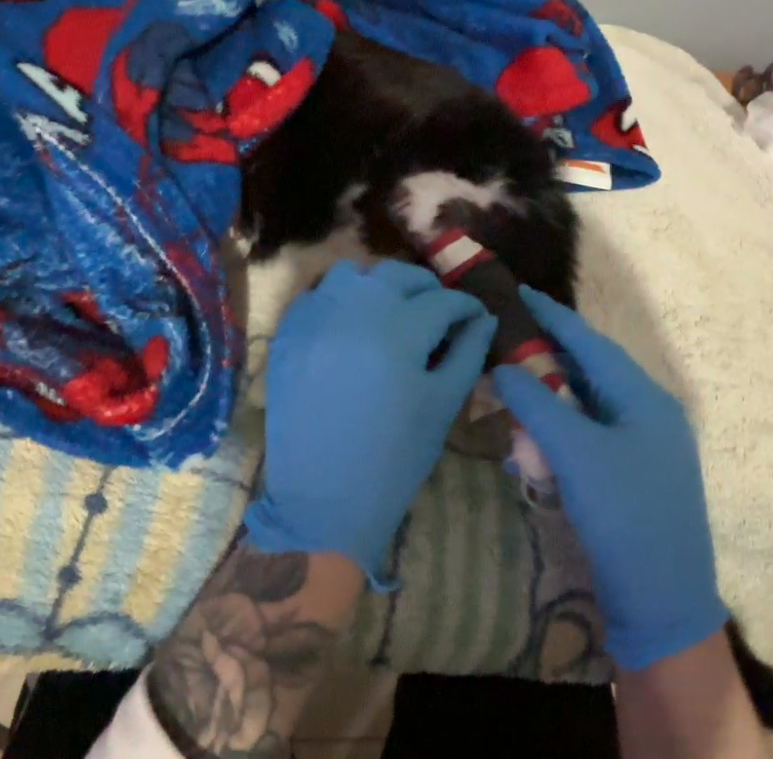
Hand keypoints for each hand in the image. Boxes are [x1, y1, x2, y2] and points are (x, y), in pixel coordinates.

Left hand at [244, 259, 496, 578]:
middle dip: (426, 288)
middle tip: (439, 311)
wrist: (324, 497)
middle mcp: (353, 311)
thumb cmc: (395, 457)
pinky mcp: (288, 333)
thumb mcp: (442, 404)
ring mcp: (314, 318)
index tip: (475, 317)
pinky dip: (340, 299)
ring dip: (379, 285)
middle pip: (397, 274)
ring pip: (352, 273)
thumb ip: (468, 353)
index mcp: (398, 332)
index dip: (466, 307)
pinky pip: (318, 295)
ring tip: (393, 312)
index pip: (442, 300)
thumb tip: (485, 319)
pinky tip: (354, 326)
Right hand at [491, 287, 728, 669]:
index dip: (552, 316)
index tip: (518, 292)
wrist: (662, 600)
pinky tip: (533, 433)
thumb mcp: (575, 453)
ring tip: (510, 379)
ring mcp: (643, 448)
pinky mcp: (631, 477)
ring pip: (588, 404)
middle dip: (547, 353)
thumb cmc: (623, 515)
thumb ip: (536, 403)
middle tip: (504, 336)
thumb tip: (503, 366)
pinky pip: (589, 435)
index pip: (590, 343)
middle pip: (590, 370)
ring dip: (550, 393)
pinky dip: (559, 428)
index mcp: (644, 398)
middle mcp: (648, 414)